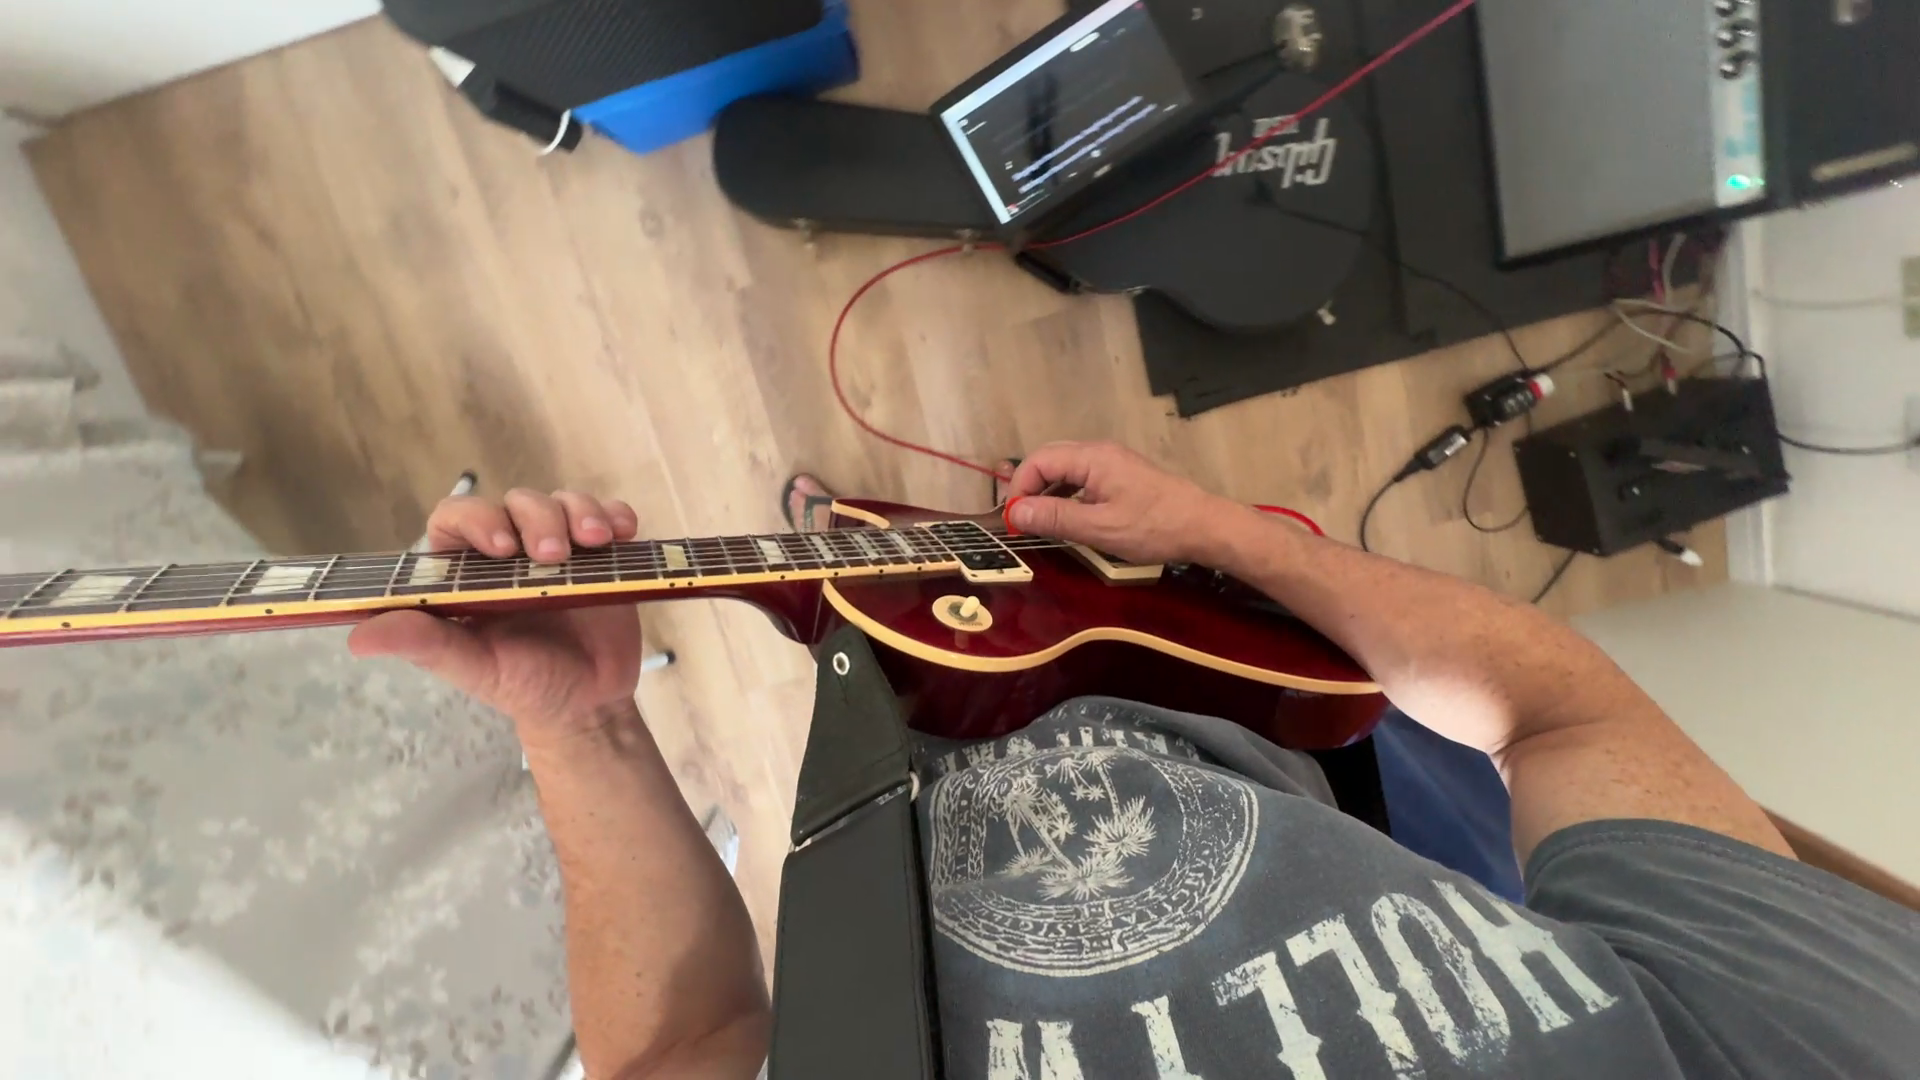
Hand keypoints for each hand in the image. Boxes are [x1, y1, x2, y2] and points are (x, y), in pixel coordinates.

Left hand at [349, 489, 643, 743]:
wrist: (591, 702)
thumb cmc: (527, 685)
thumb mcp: (475, 669)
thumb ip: (426, 646)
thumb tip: (360, 637)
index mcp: (470, 573)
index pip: (457, 519)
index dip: (477, 519)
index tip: (501, 545)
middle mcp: (514, 553)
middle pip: (518, 503)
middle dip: (539, 519)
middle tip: (554, 556)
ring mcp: (563, 550)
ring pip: (564, 502)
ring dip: (581, 512)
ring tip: (597, 542)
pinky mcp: (604, 555)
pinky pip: (610, 516)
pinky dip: (618, 515)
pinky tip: (624, 533)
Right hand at [1005, 442, 1251, 565]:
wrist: (1204, 526)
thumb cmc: (1153, 527)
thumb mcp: (1099, 528)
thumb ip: (1055, 518)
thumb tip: (1014, 512)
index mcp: (1091, 458)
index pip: (1038, 461)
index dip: (1020, 489)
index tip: (1015, 521)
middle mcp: (1098, 452)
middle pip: (1049, 459)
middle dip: (1030, 487)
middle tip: (1023, 520)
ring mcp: (1111, 462)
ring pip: (1065, 468)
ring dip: (1047, 491)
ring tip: (1041, 521)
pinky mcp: (1120, 475)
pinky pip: (1081, 477)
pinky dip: (1066, 494)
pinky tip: (1068, 517)